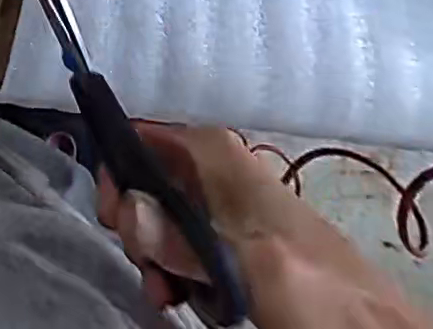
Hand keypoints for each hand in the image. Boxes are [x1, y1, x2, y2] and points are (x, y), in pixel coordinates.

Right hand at [97, 124, 427, 328]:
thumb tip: (128, 207)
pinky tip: (179, 297)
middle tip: (147, 264)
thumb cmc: (319, 291)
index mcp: (219, 155)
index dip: (120, 166)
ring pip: (160, 215)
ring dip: (153, 255)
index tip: (112, 213)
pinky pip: (182, 245)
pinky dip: (172, 271)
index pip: (147, 135)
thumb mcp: (253, 269)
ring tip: (164, 293)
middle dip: (137, 221)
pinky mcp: (231, 243)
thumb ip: (186, 241)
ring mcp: (224, 208)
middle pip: (147, 178)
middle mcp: (217, 171)